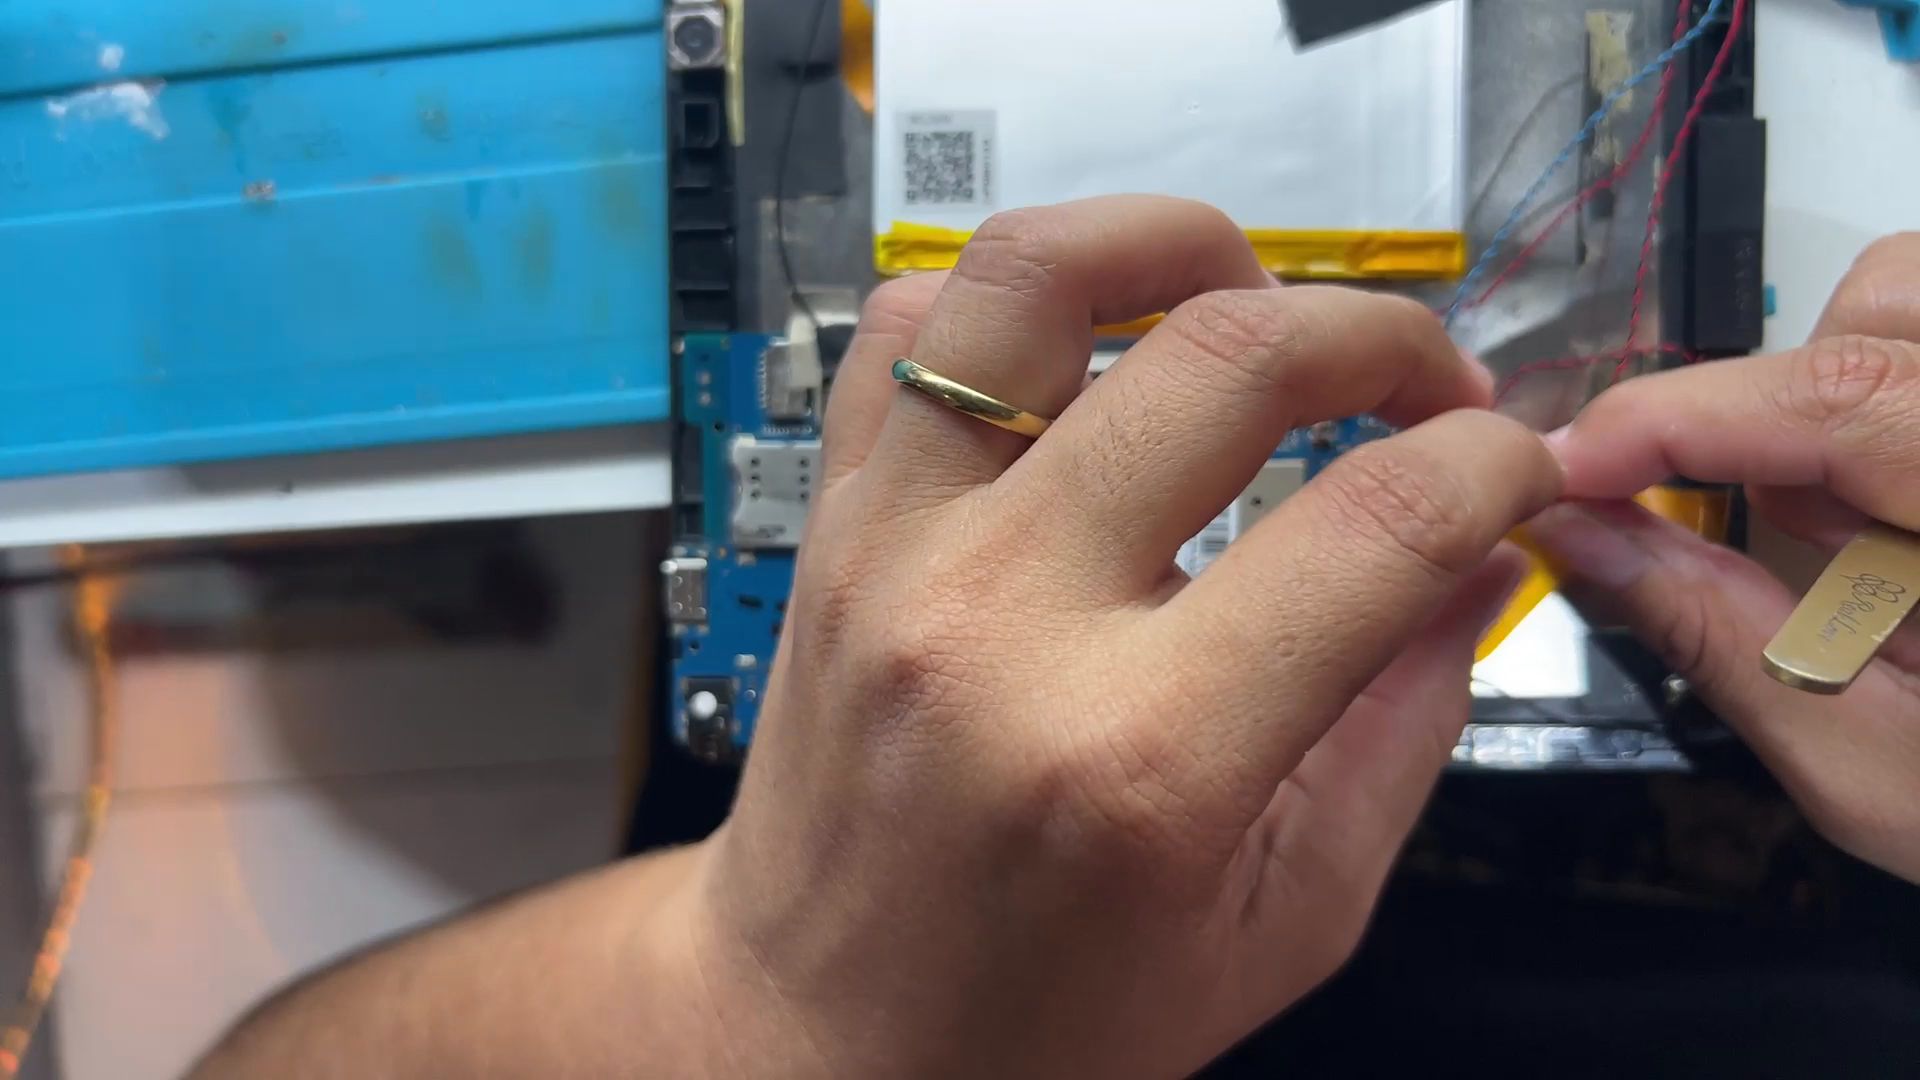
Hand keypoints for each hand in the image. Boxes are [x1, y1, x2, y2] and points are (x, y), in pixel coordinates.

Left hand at [683, 196, 1560, 1078]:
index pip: (1376, 526)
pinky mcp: (835, 526)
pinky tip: (1073, 343)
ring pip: (1024, 282)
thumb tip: (1469, 554)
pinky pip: (901, 334)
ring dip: (1161, 239)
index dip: (1486, 463)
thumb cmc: (1036, 1014)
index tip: (1500, 461)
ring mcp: (894, 547)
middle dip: (1363, 331)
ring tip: (1233, 286)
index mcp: (1140, 756)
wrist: (819, 1018)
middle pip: (1222, 359)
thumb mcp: (1277, 918)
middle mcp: (1000, 617)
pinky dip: (1003, 299)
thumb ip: (1398, 724)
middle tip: (1401, 369)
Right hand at [1535, 233, 1919, 883]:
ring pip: (1907, 307)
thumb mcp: (1868, 770)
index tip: (1562, 473)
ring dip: (1819, 401)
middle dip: (1763, 403)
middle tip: (1753, 519)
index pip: (1843, 398)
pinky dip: (1868, 416)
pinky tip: (1887, 512)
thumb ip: (1711, 633)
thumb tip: (1571, 533)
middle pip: (1889, 305)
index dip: (1664, 421)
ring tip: (1840, 520)